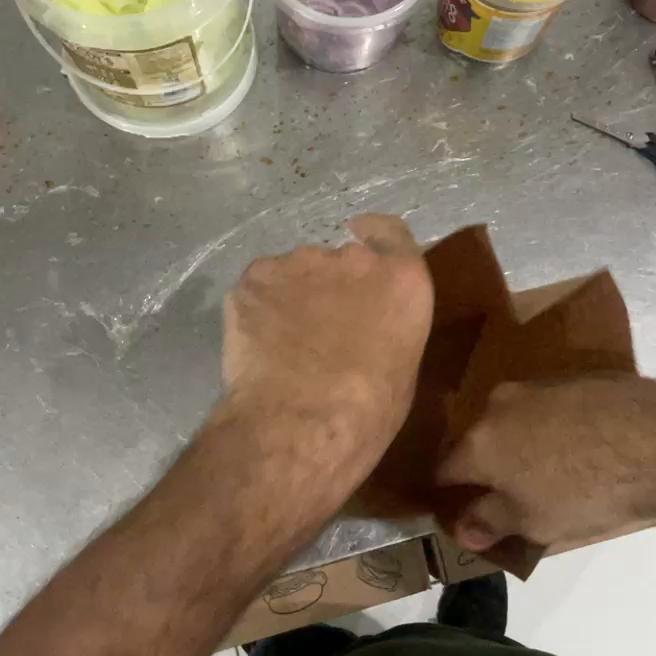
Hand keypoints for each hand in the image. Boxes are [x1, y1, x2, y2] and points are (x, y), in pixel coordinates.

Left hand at [220, 214, 433, 470]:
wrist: (300, 423)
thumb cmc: (368, 413)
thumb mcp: (402, 370)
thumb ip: (386, 330)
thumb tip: (367, 332)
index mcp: (401, 279)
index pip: (390, 233)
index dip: (374, 232)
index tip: (361, 232)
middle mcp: (352, 258)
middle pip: (338, 260)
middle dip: (329, 285)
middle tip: (319, 328)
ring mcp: (299, 263)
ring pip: (294, 274)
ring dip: (292, 297)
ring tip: (283, 343)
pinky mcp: (254, 278)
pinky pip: (258, 288)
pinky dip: (257, 309)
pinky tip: (257, 345)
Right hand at [436, 374, 655, 553]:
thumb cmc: (586, 492)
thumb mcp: (532, 523)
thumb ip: (489, 523)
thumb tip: (463, 528)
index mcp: (478, 442)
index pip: (443, 469)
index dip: (446, 493)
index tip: (455, 510)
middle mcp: (499, 405)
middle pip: (480, 440)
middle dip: (487, 466)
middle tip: (508, 494)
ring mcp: (539, 385)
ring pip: (516, 420)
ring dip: (522, 444)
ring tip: (552, 472)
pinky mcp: (578, 378)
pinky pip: (552, 408)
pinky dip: (557, 429)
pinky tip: (585, 449)